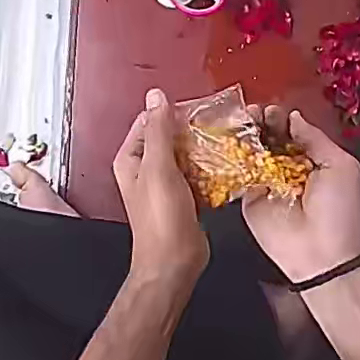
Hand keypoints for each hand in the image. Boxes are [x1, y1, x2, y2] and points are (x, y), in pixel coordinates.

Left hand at [113, 88, 208, 285]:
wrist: (174, 262)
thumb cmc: (161, 219)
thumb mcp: (159, 167)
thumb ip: (159, 131)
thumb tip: (156, 96)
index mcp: (132, 159)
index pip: (150, 121)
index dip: (172, 113)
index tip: (198, 109)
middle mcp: (146, 169)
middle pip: (171, 137)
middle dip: (193, 131)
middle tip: (218, 124)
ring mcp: (166, 183)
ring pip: (188, 155)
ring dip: (205, 149)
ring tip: (227, 141)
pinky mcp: (184, 196)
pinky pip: (198, 173)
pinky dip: (211, 168)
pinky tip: (227, 164)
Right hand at [242, 108, 359, 284]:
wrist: (324, 255)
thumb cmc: (340, 210)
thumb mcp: (340, 164)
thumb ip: (315, 138)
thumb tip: (293, 116)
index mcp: (311, 158)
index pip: (290, 130)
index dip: (280, 118)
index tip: (270, 110)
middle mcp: (287, 167)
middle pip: (268, 137)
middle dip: (259, 122)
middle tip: (252, 113)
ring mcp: (266, 182)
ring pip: (251, 151)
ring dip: (244, 135)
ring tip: (240, 124)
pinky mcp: (248, 198)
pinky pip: (238, 174)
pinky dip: (232, 157)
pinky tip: (228, 142)